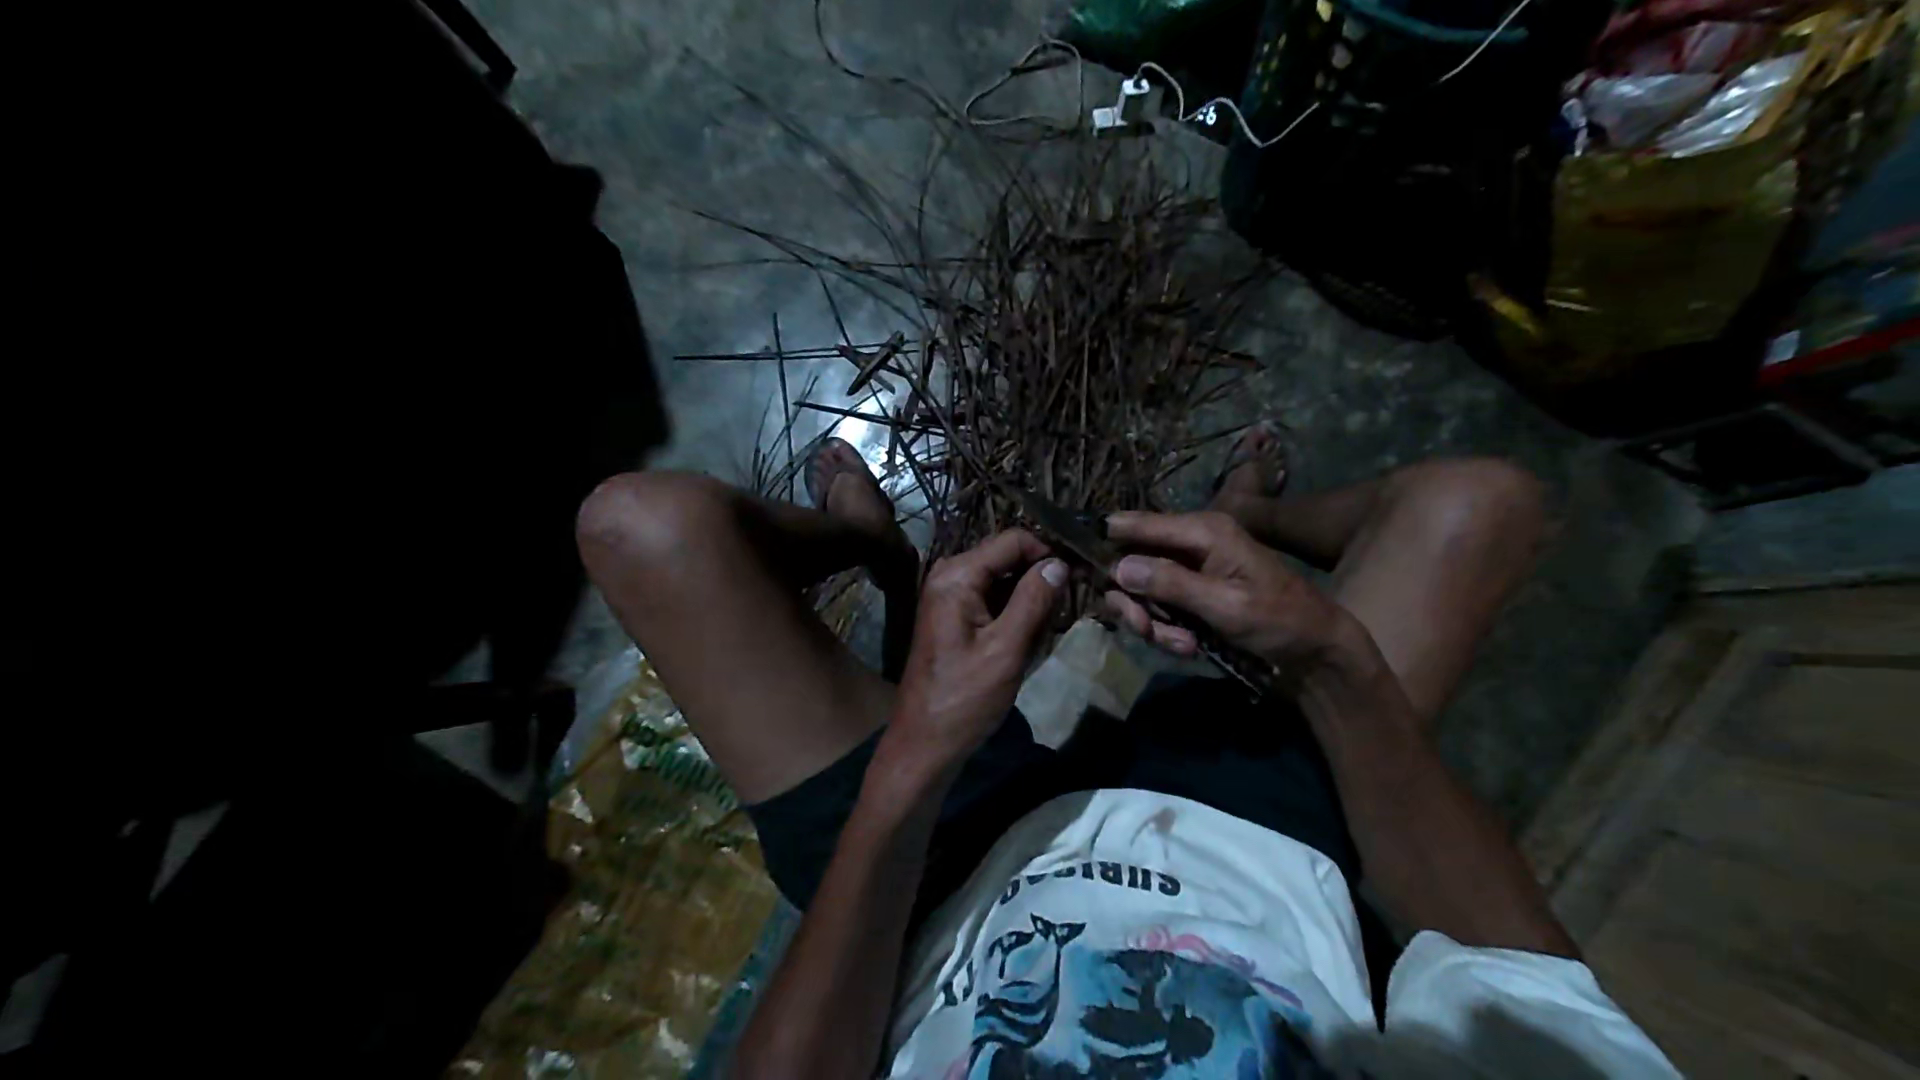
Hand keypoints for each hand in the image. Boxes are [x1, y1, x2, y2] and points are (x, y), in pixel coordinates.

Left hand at [887, 529, 1066, 770]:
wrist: (925, 742)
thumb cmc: (965, 698)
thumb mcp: (1006, 649)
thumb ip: (1034, 600)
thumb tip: (1060, 562)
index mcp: (957, 575)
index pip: (1013, 540)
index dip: (1049, 550)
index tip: (1082, 571)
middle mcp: (949, 575)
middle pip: (1008, 557)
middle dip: (1041, 577)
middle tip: (1069, 607)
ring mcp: (949, 595)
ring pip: (1005, 579)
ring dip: (1031, 599)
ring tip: (1049, 629)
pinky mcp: (954, 615)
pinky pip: (993, 599)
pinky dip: (1016, 613)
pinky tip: (1030, 639)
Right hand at [1103, 511, 1348, 668]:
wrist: (1313, 655)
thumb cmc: (1279, 620)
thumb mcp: (1226, 603)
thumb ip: (1171, 584)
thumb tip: (1118, 568)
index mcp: (1203, 531)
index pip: (1137, 524)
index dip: (1103, 537)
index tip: (1072, 558)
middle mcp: (1189, 545)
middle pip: (1130, 563)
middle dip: (1133, 600)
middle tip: (1144, 627)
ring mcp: (1187, 574)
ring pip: (1140, 592)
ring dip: (1152, 622)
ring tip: (1181, 644)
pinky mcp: (1187, 598)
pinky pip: (1157, 611)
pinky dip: (1166, 632)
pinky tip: (1190, 647)